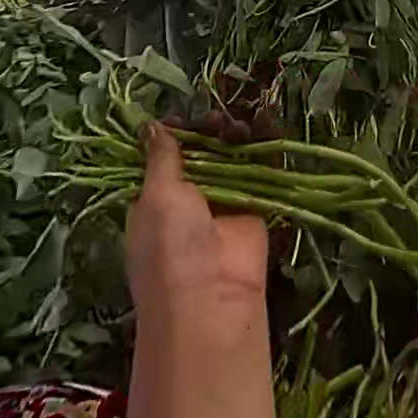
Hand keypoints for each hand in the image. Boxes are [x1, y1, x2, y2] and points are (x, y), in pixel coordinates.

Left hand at [126, 123, 269, 339]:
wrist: (211, 300)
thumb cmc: (170, 245)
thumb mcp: (155, 195)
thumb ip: (161, 156)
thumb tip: (150, 125)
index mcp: (155, 197)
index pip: (167, 153)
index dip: (176, 132)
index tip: (182, 118)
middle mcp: (189, 197)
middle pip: (202, 151)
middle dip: (207, 131)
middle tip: (214, 121)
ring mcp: (224, 201)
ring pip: (231, 156)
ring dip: (234, 135)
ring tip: (235, 126)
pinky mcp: (256, 206)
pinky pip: (262, 169)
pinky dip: (266, 145)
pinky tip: (267, 121)